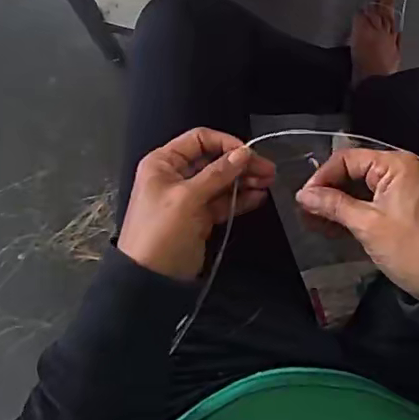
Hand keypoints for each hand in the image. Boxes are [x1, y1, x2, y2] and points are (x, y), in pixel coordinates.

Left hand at [117, 129, 275, 279]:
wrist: (151, 279)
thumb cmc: (161, 231)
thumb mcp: (187, 198)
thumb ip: (217, 174)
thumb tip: (243, 153)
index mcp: (163, 162)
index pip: (198, 140)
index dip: (224, 143)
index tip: (249, 152)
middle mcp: (175, 175)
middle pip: (213, 160)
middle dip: (239, 163)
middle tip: (268, 170)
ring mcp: (188, 196)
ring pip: (220, 181)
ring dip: (243, 180)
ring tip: (267, 182)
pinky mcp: (199, 217)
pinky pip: (222, 201)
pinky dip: (239, 198)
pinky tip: (258, 196)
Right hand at [294, 148, 418, 298]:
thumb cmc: (411, 249)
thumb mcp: (367, 225)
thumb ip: (332, 204)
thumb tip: (303, 195)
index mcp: (395, 165)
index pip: (346, 159)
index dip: (322, 177)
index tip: (305, 198)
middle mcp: (400, 169)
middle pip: (351, 172)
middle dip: (327, 192)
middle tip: (306, 211)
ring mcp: (403, 188)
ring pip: (358, 188)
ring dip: (336, 204)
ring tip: (315, 222)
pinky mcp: (404, 206)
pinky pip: (370, 200)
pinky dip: (352, 211)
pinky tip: (333, 226)